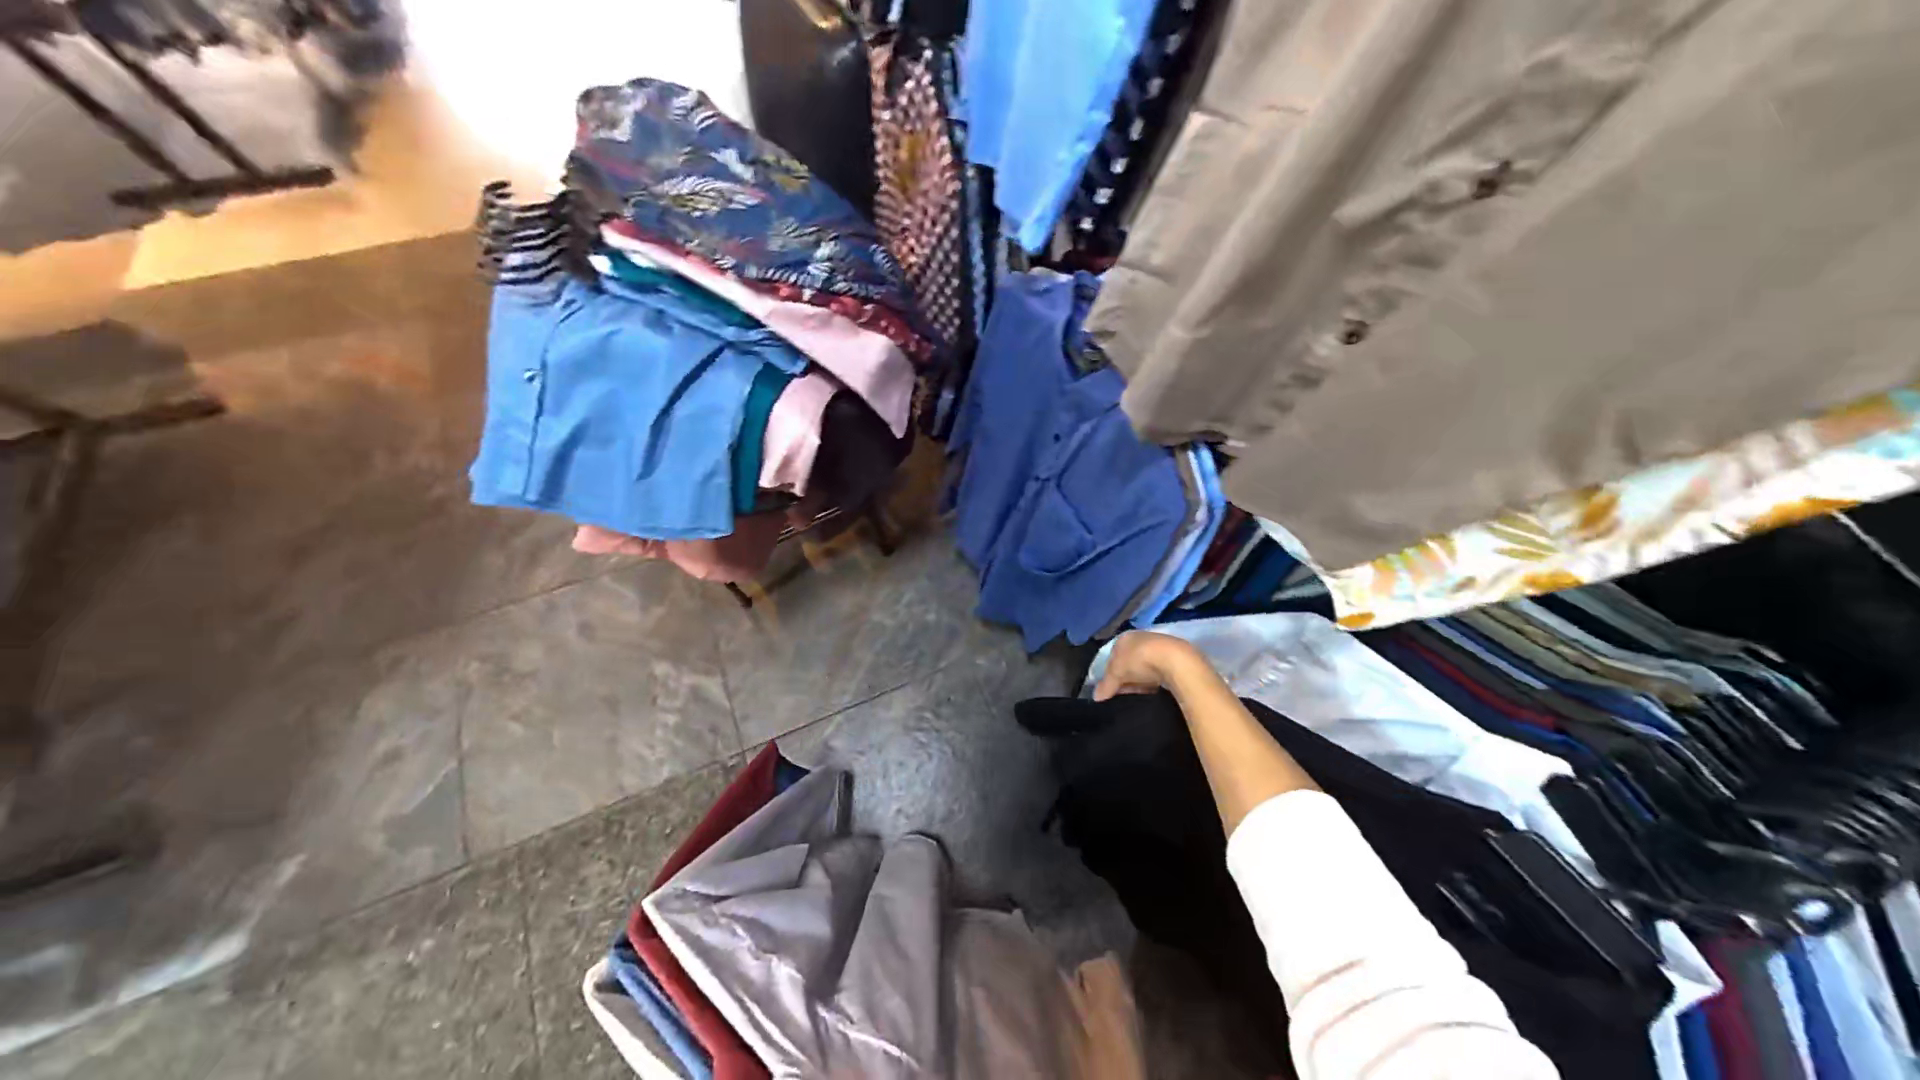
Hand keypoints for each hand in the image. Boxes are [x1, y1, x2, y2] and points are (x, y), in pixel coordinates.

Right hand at [1092, 631, 1202, 700]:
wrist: (1176, 660)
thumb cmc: (1139, 660)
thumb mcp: (1116, 673)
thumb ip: (1106, 685)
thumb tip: (1096, 697)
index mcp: (1124, 638)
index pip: (1112, 657)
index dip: (1110, 675)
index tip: (1111, 691)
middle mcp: (1140, 638)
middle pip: (1129, 663)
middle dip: (1126, 679)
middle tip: (1125, 695)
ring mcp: (1159, 647)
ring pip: (1144, 668)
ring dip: (1141, 681)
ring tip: (1141, 695)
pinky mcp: (1174, 657)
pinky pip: (1159, 672)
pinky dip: (1155, 682)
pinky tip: (1155, 691)